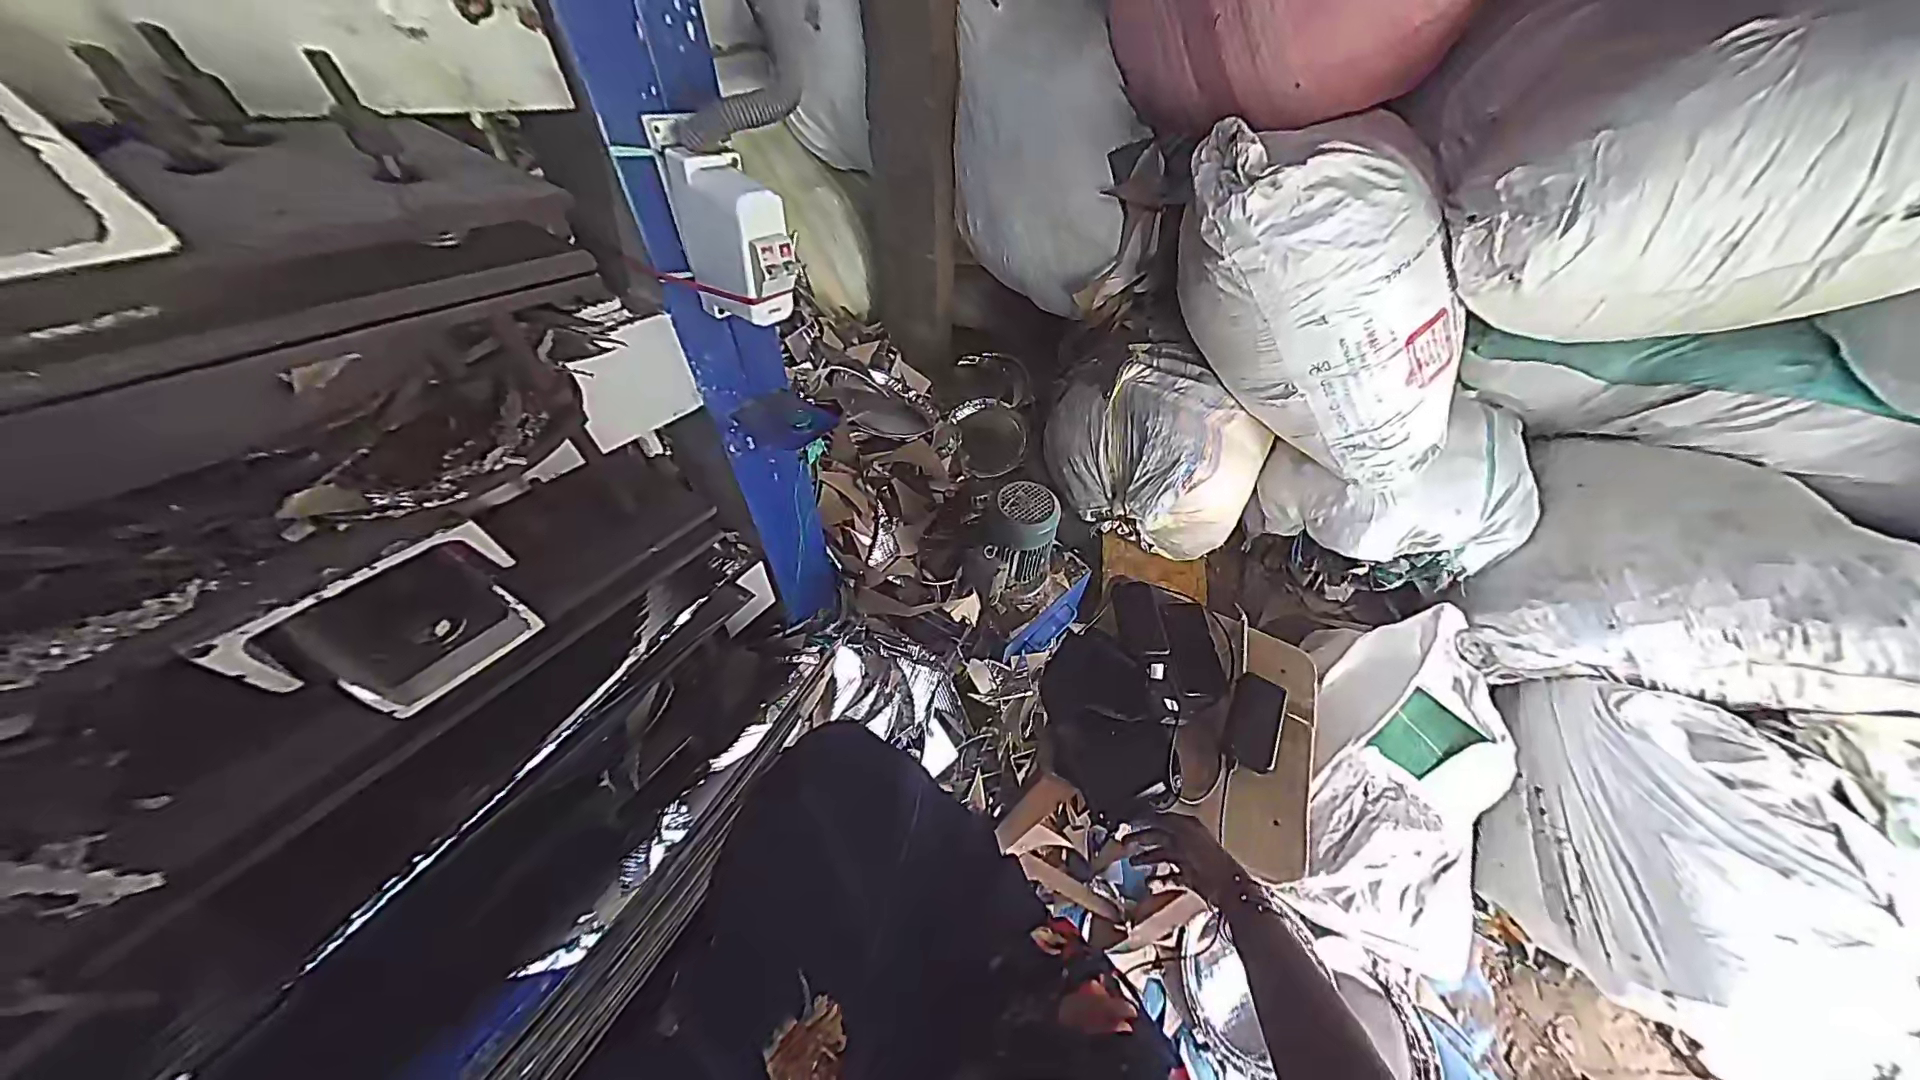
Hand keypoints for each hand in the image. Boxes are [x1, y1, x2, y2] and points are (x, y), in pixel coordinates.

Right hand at [1123, 812, 1249, 909]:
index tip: (1129, 823)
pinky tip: (1149, 883)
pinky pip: (1170, 876)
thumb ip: (1164, 822)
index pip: (1161, 818)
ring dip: (1147, 859)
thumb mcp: (1184, 833)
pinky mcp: (1190, 879)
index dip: (1144, 820)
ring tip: (1133, 863)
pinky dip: (1158, 880)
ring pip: (1162, 856)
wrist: (1227, 889)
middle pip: (1159, 837)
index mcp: (1188, 827)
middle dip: (1141, 840)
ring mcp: (1189, 860)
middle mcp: (1188, 841)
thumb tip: (1148, 813)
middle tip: (1125, 843)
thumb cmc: (1209, 858)